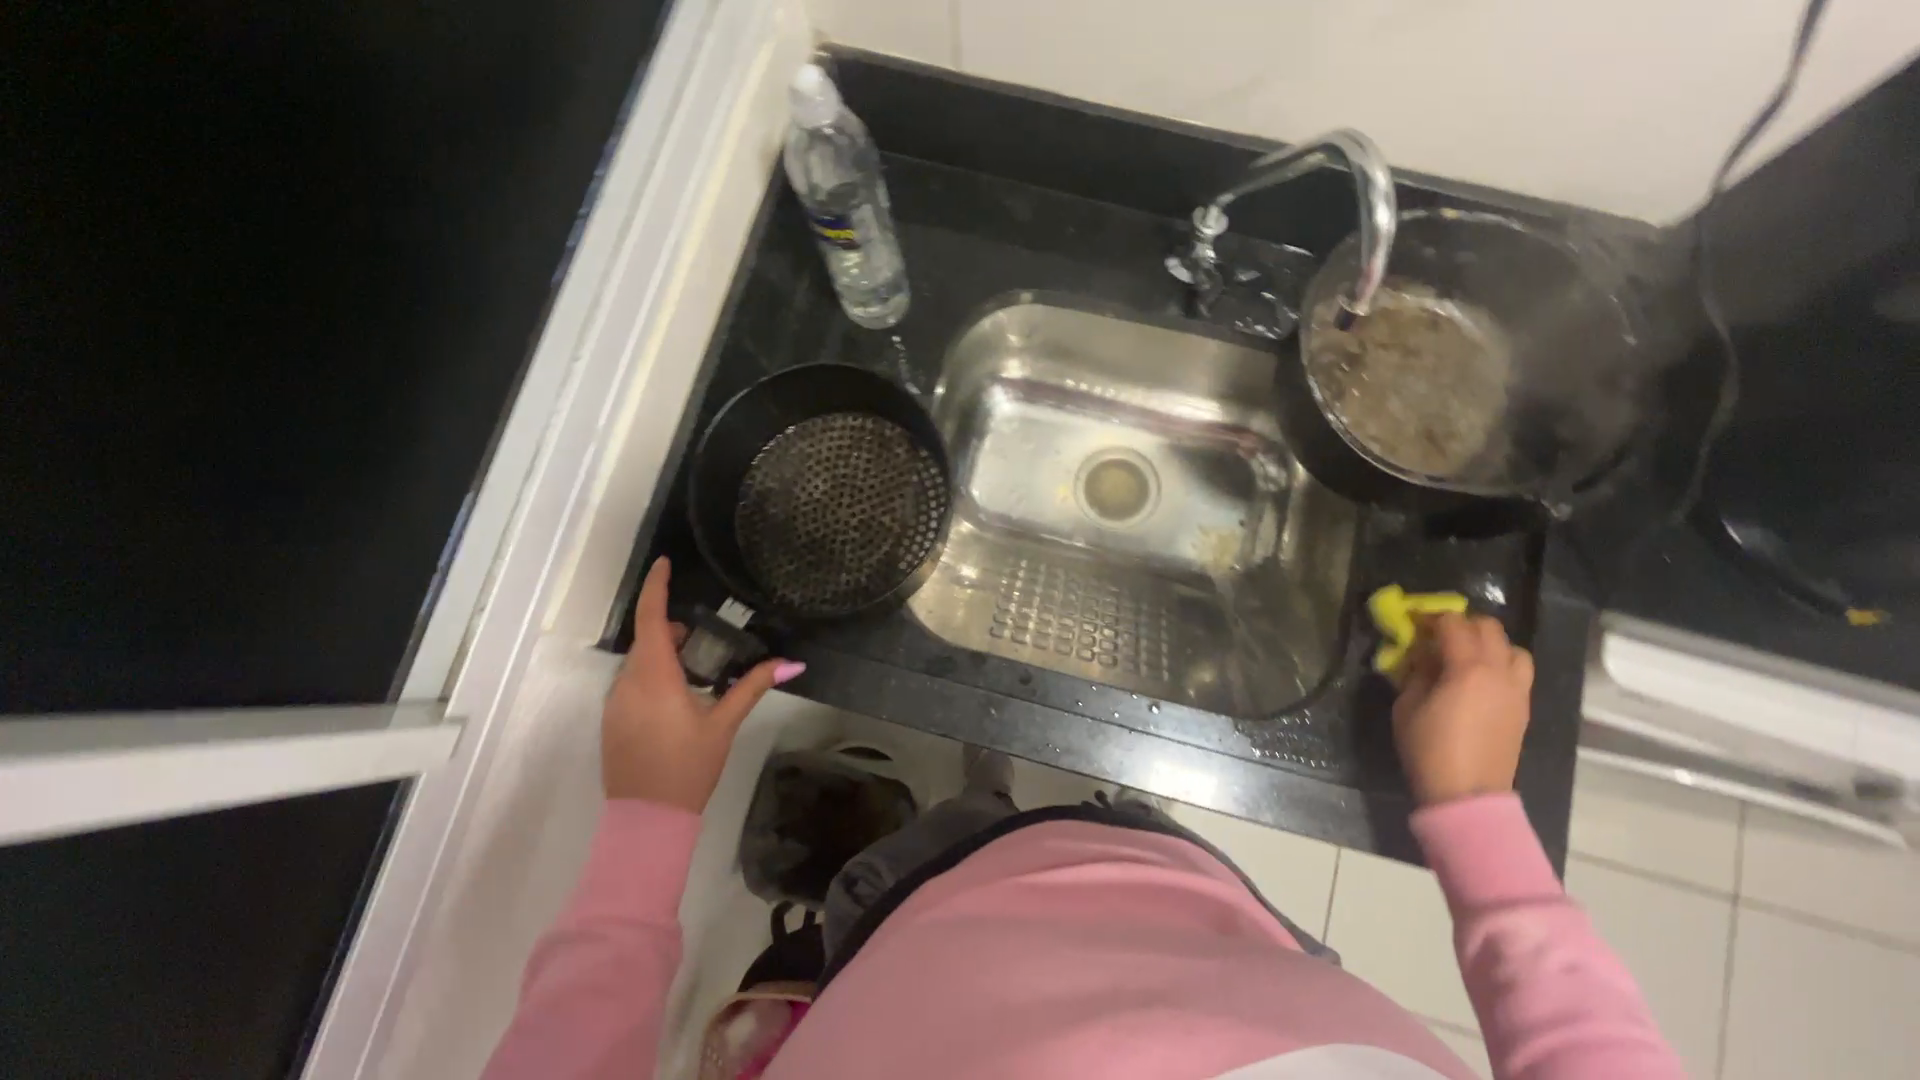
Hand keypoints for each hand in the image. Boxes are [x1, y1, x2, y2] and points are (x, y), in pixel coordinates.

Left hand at [602, 557, 803, 810]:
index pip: (651, 618)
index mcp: (654, 677)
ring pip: (638, 664)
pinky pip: (631, 686)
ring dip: (662, 657)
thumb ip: (752, 687)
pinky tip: (677, 703)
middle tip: (703, 637)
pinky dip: (652, 679)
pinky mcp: (611, 722)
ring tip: (696, 673)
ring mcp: (614, 704)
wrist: (648, 820)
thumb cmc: (689, 767)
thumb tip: (791, 663)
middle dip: (670, 630)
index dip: (656, 586)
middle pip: (645, 640)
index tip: (664, 563)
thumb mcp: (723, 725)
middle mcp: (627, 683)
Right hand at [1391, 612, 1533, 805]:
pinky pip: (1518, 671)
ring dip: (1489, 643)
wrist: (1467, 793)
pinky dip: (1501, 663)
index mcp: (1468, 668)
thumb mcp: (1406, 706)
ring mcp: (1517, 690)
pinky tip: (1479, 679)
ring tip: (1466, 655)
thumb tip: (1423, 656)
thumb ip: (1416, 673)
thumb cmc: (1429, 749)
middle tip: (1438, 635)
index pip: (1454, 624)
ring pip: (1512, 648)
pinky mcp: (1523, 708)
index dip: (1432, 617)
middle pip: (1489, 628)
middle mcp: (1499, 672)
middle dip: (1462, 624)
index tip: (1414, 622)